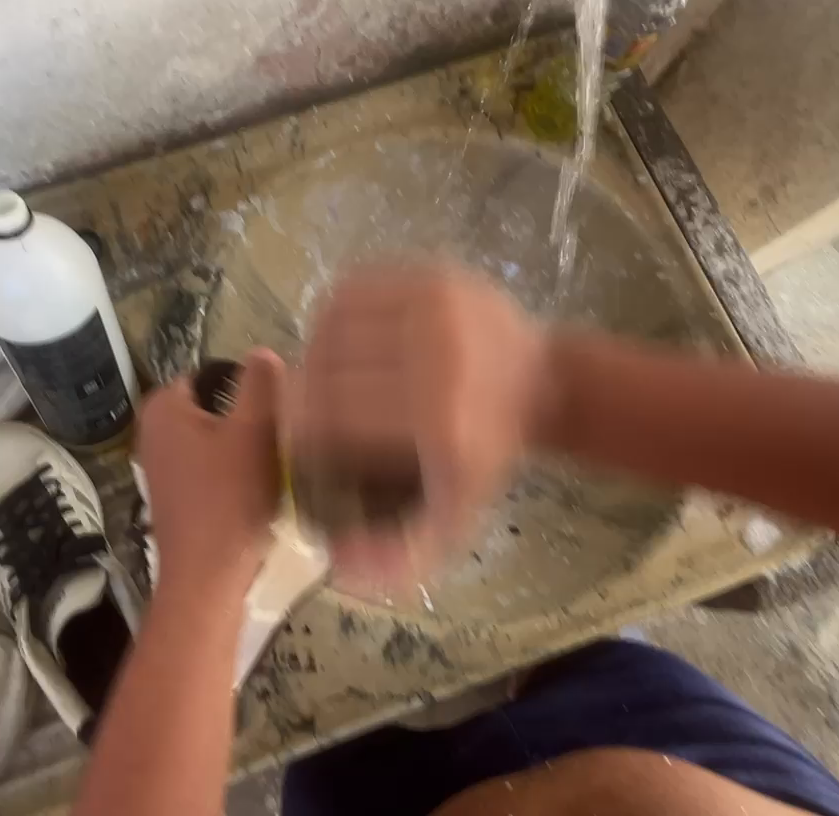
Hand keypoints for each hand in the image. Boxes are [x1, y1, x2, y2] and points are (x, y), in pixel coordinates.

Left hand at [135, 348, 285, 598]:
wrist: (208, 578)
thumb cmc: (230, 498)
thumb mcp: (254, 430)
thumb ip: (260, 383)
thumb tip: (260, 353)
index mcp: (163, 406)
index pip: (215, 373)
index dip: (248, 390)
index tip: (272, 415)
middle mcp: (151, 431)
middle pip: (215, 406)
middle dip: (246, 418)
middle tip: (274, 440)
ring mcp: (159, 466)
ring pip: (214, 437)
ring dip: (242, 447)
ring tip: (268, 467)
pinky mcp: (172, 495)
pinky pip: (208, 467)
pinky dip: (230, 473)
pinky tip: (252, 492)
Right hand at [298, 262, 549, 587]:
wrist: (538, 381)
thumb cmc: (485, 452)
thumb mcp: (453, 516)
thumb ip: (397, 551)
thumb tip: (338, 564)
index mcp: (442, 418)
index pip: (335, 417)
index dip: (304, 430)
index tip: (300, 440)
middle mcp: (438, 354)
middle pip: (329, 369)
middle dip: (306, 392)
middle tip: (306, 409)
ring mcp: (435, 305)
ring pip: (333, 325)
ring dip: (315, 353)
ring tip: (320, 375)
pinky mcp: (430, 273)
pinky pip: (351, 291)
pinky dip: (333, 317)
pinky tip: (341, 341)